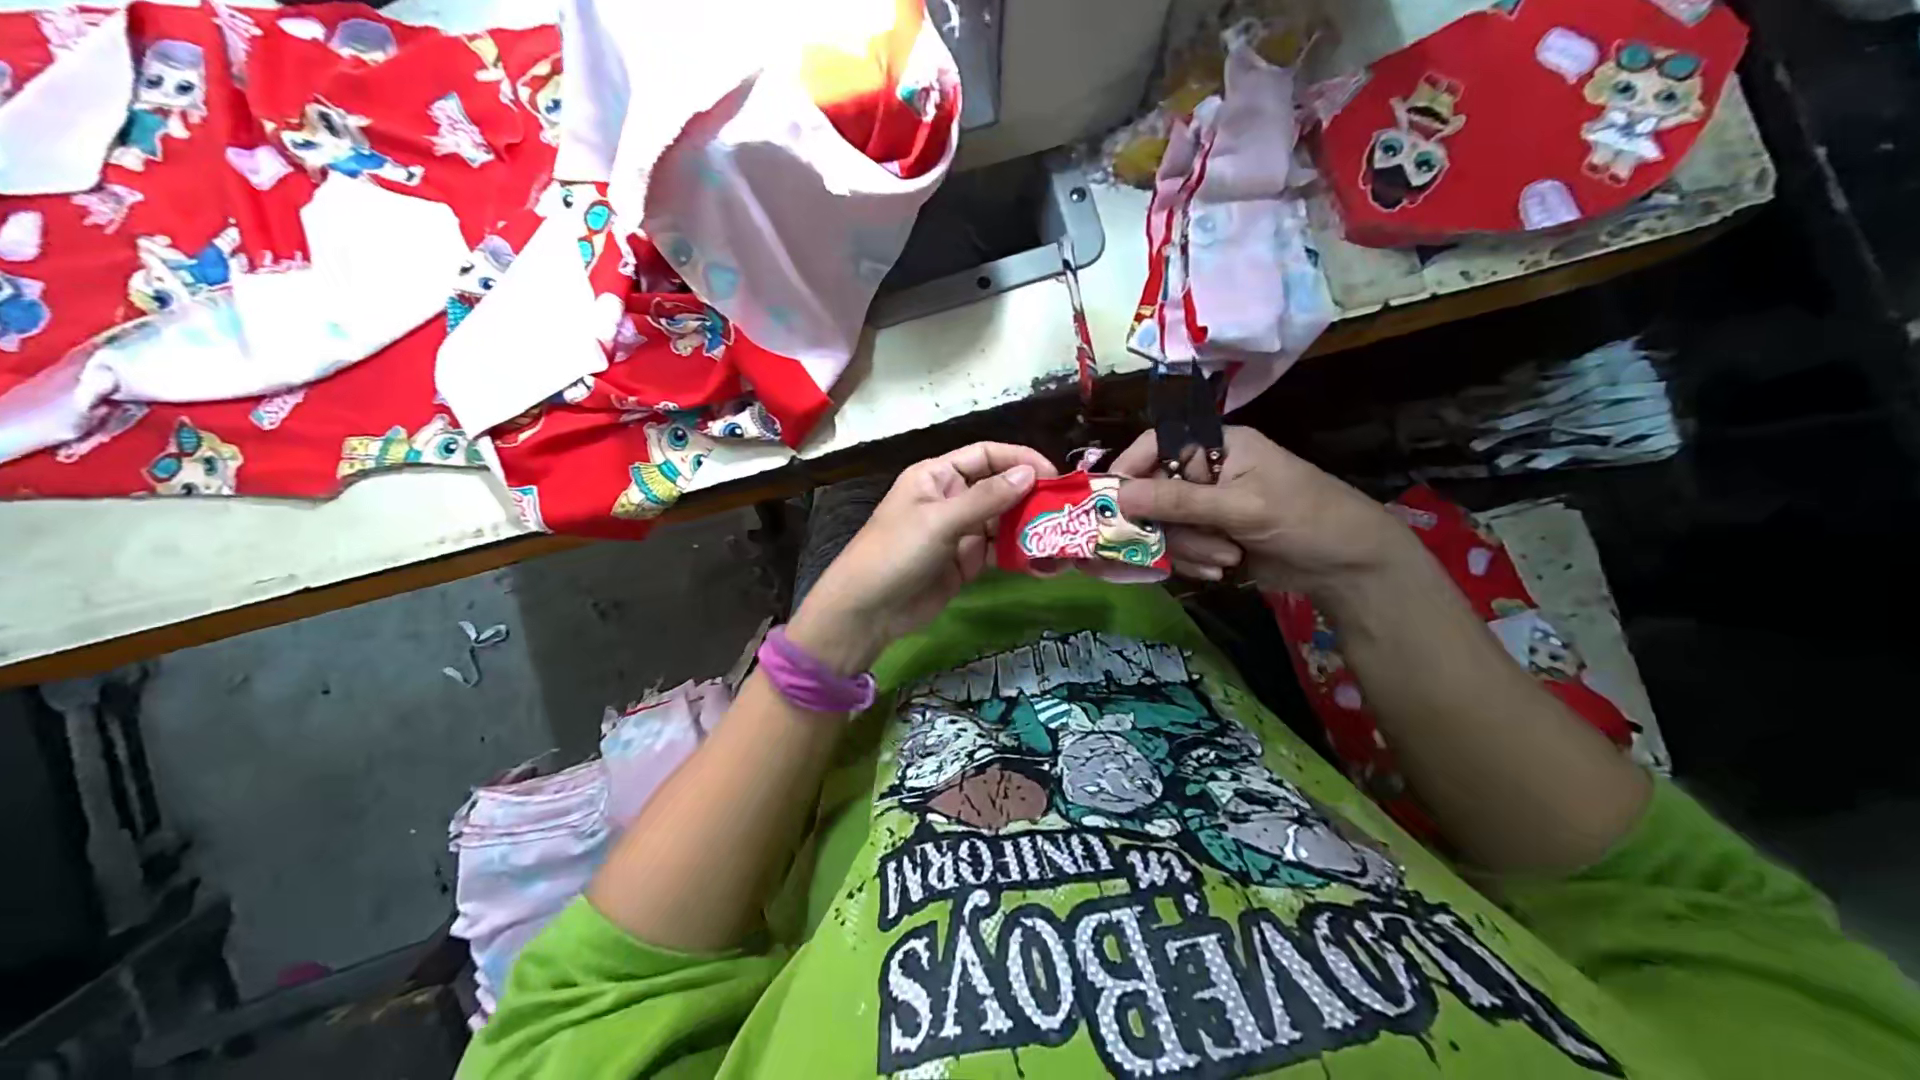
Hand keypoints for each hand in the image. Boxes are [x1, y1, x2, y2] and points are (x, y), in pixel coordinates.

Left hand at [788, 442, 1055, 673]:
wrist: (867, 611)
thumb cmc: (896, 552)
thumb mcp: (940, 520)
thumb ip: (986, 498)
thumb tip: (1029, 474)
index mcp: (937, 476)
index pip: (985, 456)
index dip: (1019, 460)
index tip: (1053, 475)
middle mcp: (951, 499)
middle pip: (999, 489)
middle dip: (1030, 497)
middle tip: (1066, 510)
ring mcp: (959, 532)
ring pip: (1002, 522)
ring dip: (1029, 528)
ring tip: (1062, 536)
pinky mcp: (965, 563)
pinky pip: (998, 552)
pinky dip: (1019, 554)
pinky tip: (1044, 560)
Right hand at [1113, 426, 1414, 596]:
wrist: (1349, 568)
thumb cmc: (1305, 518)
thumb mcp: (1242, 507)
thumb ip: (1179, 501)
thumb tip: (1120, 495)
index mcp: (1217, 445)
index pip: (1156, 445)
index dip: (1129, 469)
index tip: (1110, 501)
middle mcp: (1206, 471)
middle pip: (1154, 492)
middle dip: (1172, 524)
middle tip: (1196, 542)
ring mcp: (1207, 507)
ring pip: (1165, 526)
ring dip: (1191, 548)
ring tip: (1227, 559)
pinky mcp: (1211, 537)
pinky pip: (1179, 547)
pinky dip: (1195, 562)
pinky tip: (1223, 570)